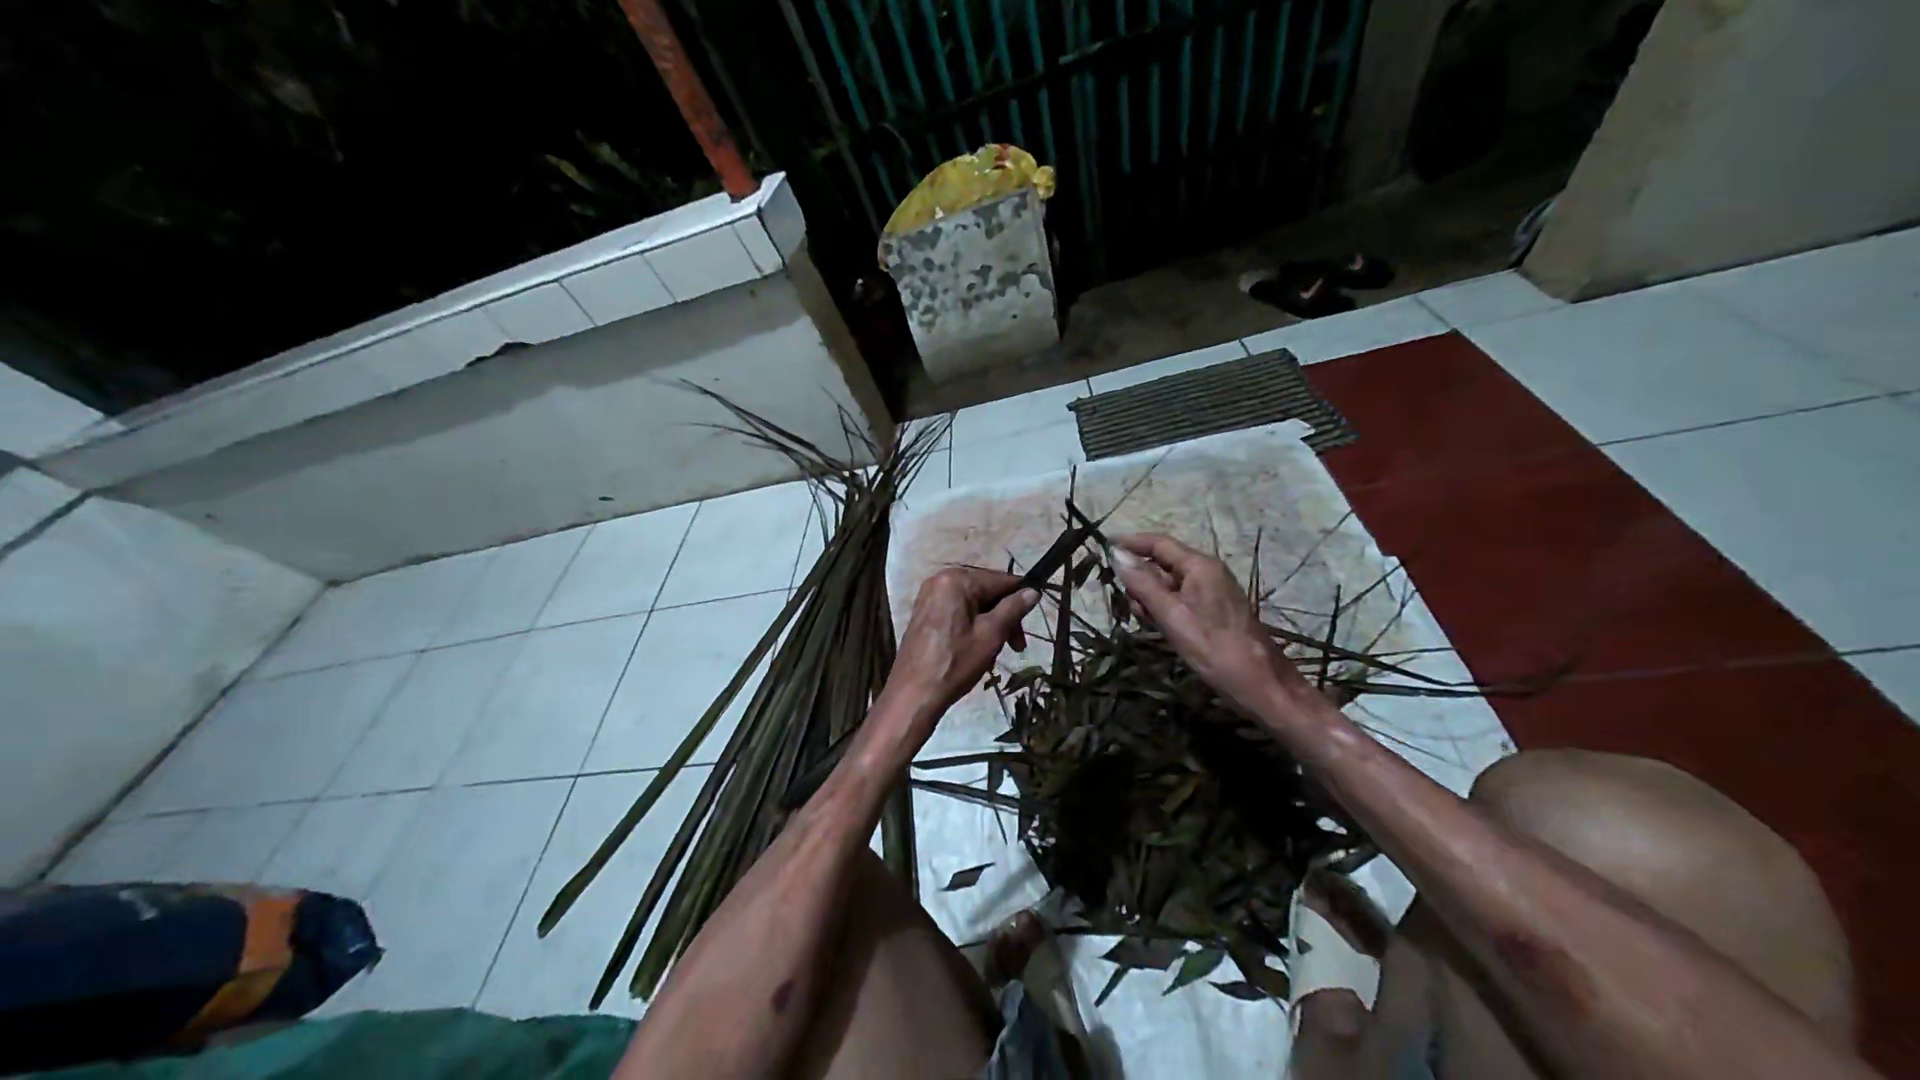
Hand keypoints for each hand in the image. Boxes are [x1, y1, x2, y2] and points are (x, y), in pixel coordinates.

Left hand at [881, 567, 1040, 727]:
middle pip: (986, 591)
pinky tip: (979, 650)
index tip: (1033, 620)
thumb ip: (1014, 609)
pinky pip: (957, 613)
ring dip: (991, 625)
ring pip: (973, 605)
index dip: (1021, 598)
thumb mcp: (991, 634)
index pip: (1000, 580)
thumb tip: (1033, 591)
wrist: (914, 694)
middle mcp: (939, 581)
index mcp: (956, 580)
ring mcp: (929, 597)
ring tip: (997, 653)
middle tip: (1017, 646)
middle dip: (1005, 617)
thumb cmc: (955, 662)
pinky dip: (973, 627)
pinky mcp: (925, 614)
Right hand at [1111, 533, 1308, 714]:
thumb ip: (1142, 584)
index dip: (1130, 543)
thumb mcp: (1170, 615)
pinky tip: (1157, 625)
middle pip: (1162, 562)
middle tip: (1125, 602)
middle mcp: (1207, 571)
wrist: (1258, 683)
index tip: (1103, 547)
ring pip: (1168, 583)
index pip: (1158, 542)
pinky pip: (1179, 598)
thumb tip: (1115, 554)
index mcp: (1199, 566)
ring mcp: (1211, 590)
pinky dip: (1163, 607)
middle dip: (1139, 577)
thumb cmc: (1212, 647)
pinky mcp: (1212, 609)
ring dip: (1149, 596)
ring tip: (1144, 619)